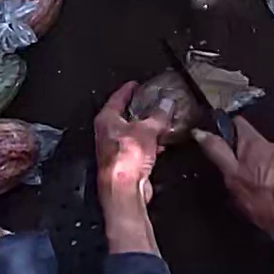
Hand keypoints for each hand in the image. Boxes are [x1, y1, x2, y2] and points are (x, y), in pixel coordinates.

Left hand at [94, 81, 175, 254]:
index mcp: (107, 119)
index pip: (117, 98)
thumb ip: (159, 115)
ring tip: (161, 119)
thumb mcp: (147, 130)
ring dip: (147, 126)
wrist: (124, 189)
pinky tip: (161, 142)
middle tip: (151, 100)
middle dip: (139, 108)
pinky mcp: (125, 161)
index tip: (135, 84)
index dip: (127, 89)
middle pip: (124, 115)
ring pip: (132, 131)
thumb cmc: (126, 158)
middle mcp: (107, 132)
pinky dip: (150, 142)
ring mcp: (115, 148)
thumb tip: (166, 103)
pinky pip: (138, 146)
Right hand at [192, 116, 273, 240]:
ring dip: (244, 162)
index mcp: (254, 141)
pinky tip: (252, 188)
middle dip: (233, 149)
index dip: (222, 128)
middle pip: (245, 137)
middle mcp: (269, 145)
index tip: (214, 142)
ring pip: (254, 152)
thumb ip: (216, 150)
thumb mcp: (230, 173)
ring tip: (238, 181)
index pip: (236, 121)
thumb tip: (200, 132)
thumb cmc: (258, 197)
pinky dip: (255, 171)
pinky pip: (264, 164)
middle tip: (224, 168)